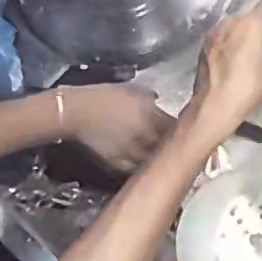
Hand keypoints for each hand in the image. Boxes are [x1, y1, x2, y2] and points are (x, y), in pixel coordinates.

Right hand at [58, 85, 176, 172]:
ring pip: (155, 160)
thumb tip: (159, 104)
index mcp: (151, 115)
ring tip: (164, 158)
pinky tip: (147, 166)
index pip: (175, 126)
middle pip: (168, 144)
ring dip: (161, 159)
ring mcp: (132, 150)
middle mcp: (145, 134)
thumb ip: (151, 100)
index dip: (183, 129)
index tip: (185, 130)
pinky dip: (143, 168)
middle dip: (174, 145)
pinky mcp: (117, 162)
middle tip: (177, 145)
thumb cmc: (103, 96)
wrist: (76, 111)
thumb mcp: (133, 91)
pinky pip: (136, 169)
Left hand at [185, 0, 261, 143]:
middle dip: (255, 16)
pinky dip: (230, 43)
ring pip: (232, 26)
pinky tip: (235, 55)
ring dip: (240, 31)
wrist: (214, 105)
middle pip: (245, 13)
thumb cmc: (249, 85)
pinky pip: (222, 40)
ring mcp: (213, 35)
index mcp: (251, 24)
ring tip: (250, 40)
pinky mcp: (203, 50)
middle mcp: (230, 23)